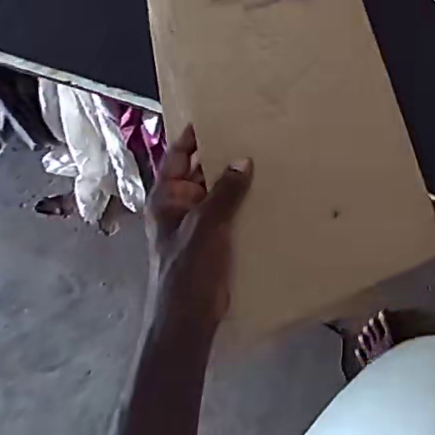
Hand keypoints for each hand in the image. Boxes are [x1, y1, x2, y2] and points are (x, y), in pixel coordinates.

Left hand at [145, 126, 252, 333]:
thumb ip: (224, 192)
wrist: (188, 321)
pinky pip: (232, 209)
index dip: (193, 134)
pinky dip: (246, 198)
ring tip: (266, 153)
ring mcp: (200, 221)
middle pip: (202, 169)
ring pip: (219, 189)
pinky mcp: (217, 236)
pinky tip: (269, 187)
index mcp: (166, 197)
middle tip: (251, 129)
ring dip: (237, 176)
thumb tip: (244, 159)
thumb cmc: (186, 270)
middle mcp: (181, 204)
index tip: (215, 112)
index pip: (178, 155)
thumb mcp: (204, 226)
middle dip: (223, 153)